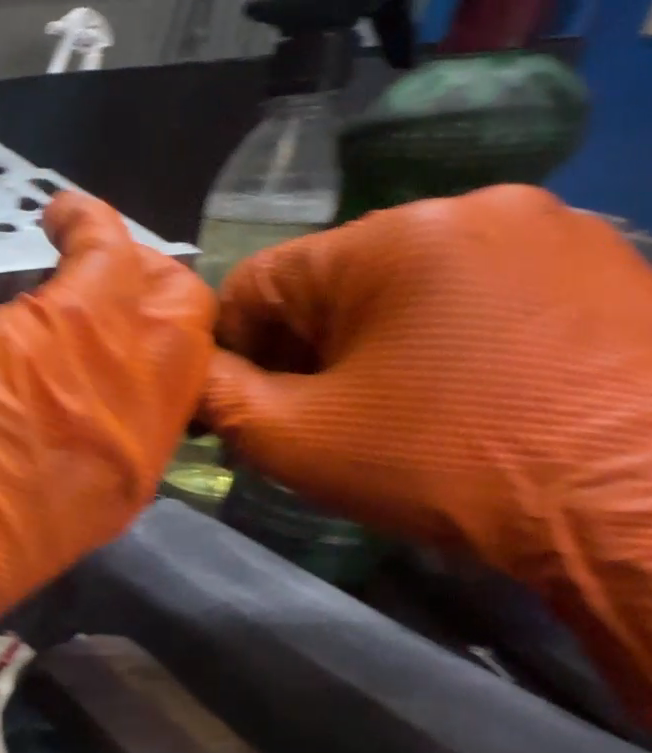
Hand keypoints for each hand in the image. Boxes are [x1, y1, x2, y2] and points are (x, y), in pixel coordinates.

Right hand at [201, 185, 651, 727]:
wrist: (641, 507)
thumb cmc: (443, 463)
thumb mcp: (292, 438)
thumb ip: (216, 394)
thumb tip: (185, 370)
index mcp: (392, 237)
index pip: (257, 282)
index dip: (233, 351)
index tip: (252, 409)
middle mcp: (476, 207)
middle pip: (334, 280)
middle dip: (309, 346)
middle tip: (321, 418)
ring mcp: (555, 230)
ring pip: (409, 284)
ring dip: (377, 341)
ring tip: (396, 410)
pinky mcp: (609, 264)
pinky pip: (482, 291)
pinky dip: (449, 337)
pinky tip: (466, 393)